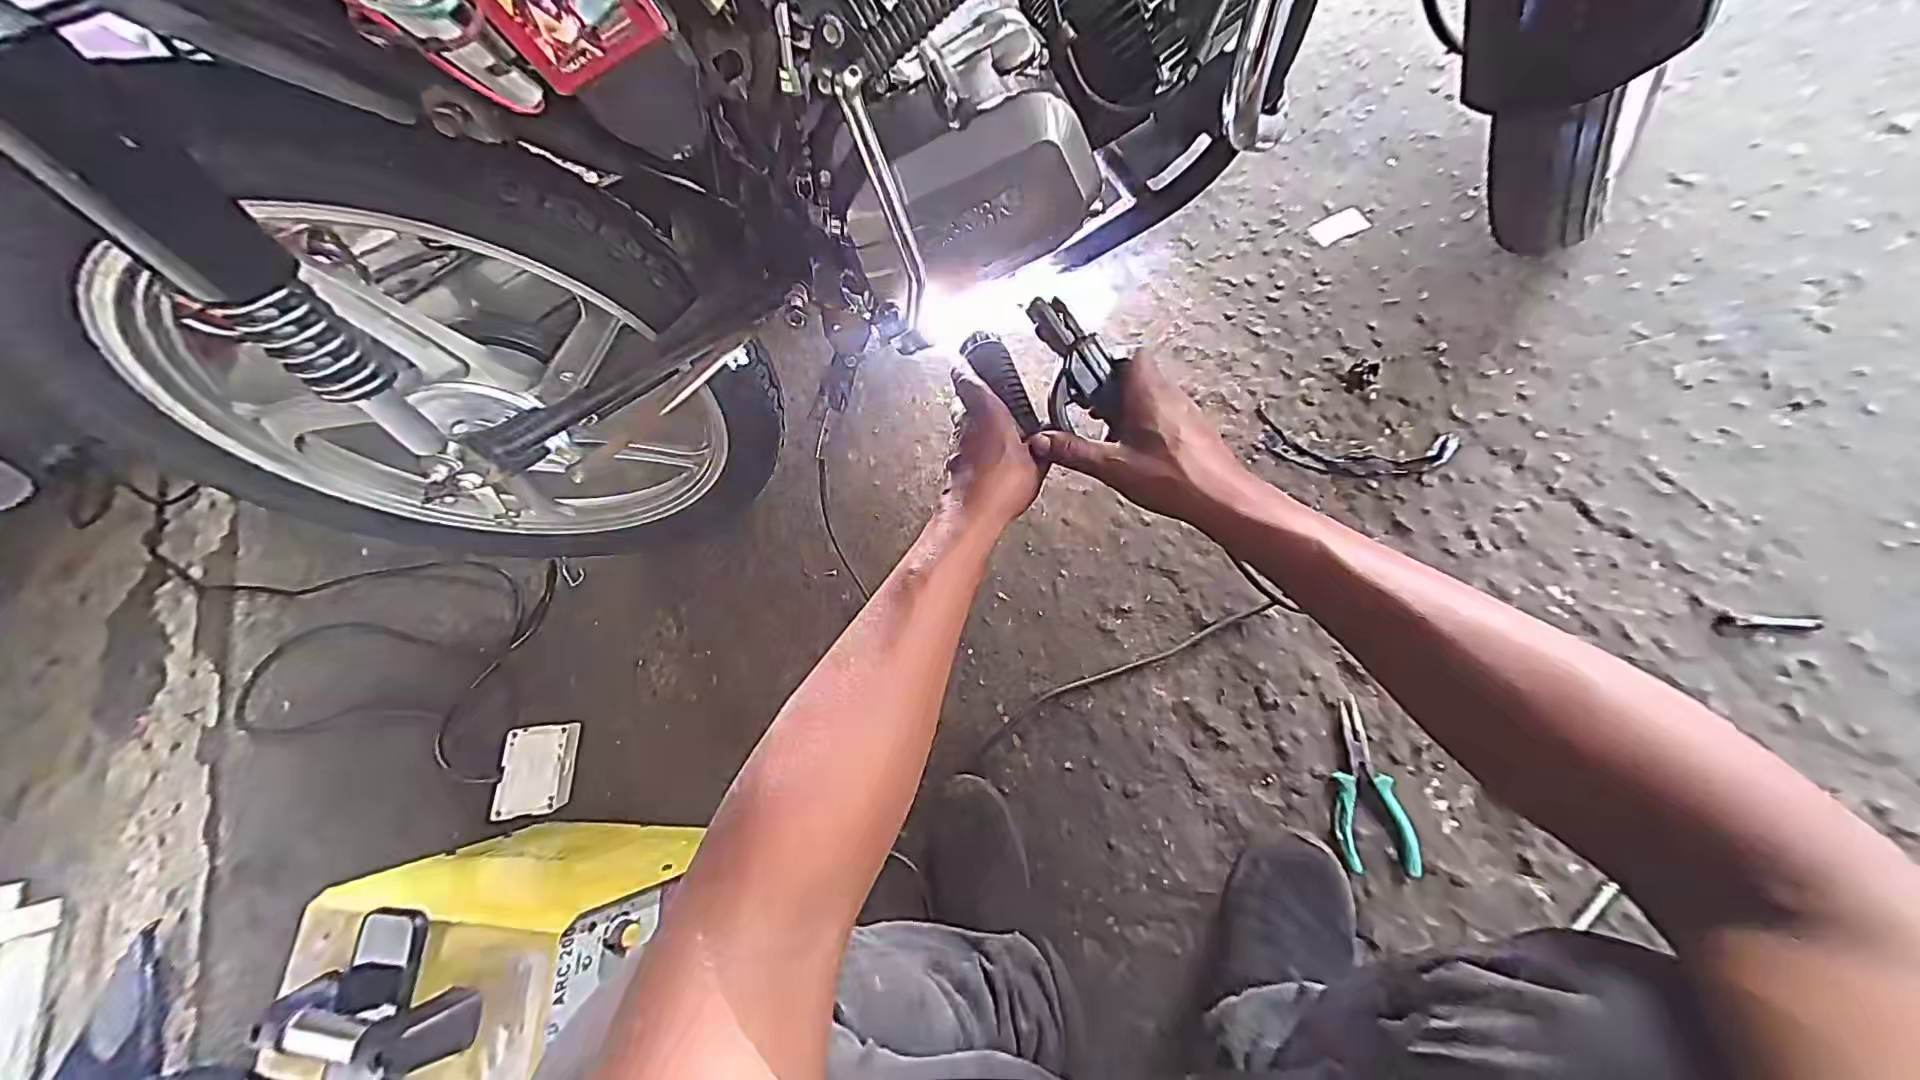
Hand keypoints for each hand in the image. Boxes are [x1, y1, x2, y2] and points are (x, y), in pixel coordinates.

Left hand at [941, 361, 1044, 528]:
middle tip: (988, 402)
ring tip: (994, 437)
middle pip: (964, 404)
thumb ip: (1041, 449)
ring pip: (963, 429)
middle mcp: (966, 427)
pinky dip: (973, 453)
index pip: (969, 380)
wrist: (971, 516)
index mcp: (987, 414)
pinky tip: (987, 465)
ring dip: (975, 429)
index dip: (966, 369)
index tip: (965, 362)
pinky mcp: (952, 468)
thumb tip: (1046, 443)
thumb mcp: (1036, 463)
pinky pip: (963, 453)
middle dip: (975, 402)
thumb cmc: (999, 487)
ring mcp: (956, 448)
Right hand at [1027, 351, 1254, 524]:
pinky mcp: (1193, 428)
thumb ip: (1074, 450)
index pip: (1126, 355)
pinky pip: (1164, 413)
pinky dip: (1146, 424)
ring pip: (1149, 394)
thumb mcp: (1112, 466)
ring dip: (1128, 409)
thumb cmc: (1174, 478)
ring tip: (1113, 437)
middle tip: (1093, 414)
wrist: (1220, 499)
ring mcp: (1185, 410)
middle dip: (1110, 392)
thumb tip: (1043, 441)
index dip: (1102, 364)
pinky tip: (1138, 452)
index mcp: (1148, 392)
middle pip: (1135, 374)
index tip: (1084, 383)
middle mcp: (1169, 393)